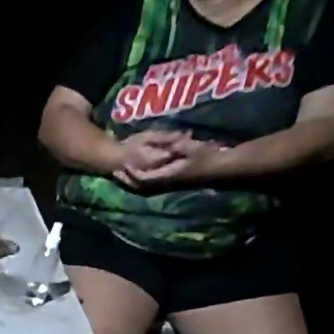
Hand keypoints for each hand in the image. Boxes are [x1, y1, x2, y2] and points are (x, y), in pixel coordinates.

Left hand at [115, 133, 229, 189]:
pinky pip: (150, 186)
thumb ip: (177, 146)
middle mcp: (165, 184)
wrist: (219, 169)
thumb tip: (163, 145)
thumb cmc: (208, 156)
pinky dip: (140, 182)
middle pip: (140, 186)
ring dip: (131, 182)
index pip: (145, 177)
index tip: (123, 165)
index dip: (132, 172)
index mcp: (169, 175)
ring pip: (144, 188)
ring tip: (121, 176)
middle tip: (115, 173)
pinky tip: (135, 177)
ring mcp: (168, 185)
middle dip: (127, 180)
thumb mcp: (193, 148)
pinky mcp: (171, 184)